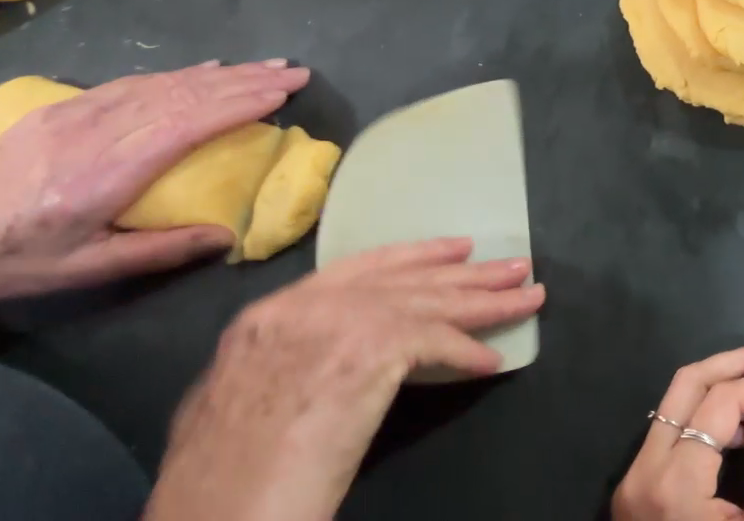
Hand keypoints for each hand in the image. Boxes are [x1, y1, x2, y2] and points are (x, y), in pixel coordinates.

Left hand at [0, 60, 310, 303]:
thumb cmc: (8, 260)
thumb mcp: (84, 270)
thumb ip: (161, 251)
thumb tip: (229, 236)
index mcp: (102, 177)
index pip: (186, 126)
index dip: (239, 104)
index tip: (284, 93)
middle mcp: (93, 136)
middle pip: (183, 97)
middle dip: (247, 81)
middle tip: (297, 74)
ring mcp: (74, 116)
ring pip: (164, 84)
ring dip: (224, 73)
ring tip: (270, 66)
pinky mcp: (61, 109)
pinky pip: (134, 83)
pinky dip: (182, 73)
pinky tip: (210, 68)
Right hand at [145, 237, 544, 520]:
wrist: (215, 516)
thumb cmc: (219, 477)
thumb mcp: (237, 398)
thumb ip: (286, 359)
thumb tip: (324, 357)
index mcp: (268, 316)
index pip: (360, 268)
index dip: (416, 257)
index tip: (458, 250)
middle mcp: (305, 308)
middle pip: (407, 281)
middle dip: (466, 275)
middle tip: (513, 268)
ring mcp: (339, 324)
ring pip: (432, 303)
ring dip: (487, 303)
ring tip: (529, 297)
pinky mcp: (371, 351)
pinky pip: (437, 342)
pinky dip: (467, 351)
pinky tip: (492, 361)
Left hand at [613, 347, 743, 520]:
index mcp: (674, 484)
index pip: (721, 401)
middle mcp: (641, 472)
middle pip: (687, 384)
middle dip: (735, 364)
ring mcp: (631, 482)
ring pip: (674, 404)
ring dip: (722, 388)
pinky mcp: (633, 493)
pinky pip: (669, 431)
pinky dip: (707, 415)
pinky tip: (742, 430)